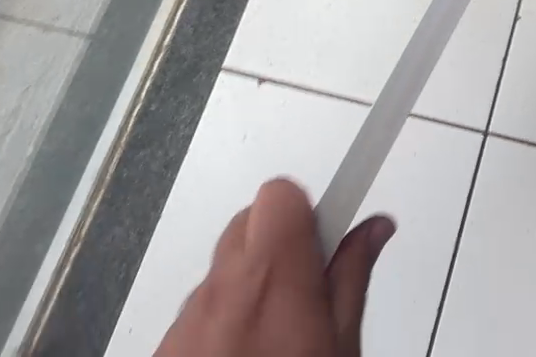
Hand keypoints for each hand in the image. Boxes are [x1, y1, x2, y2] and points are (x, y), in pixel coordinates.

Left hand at [155, 178, 394, 356]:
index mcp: (273, 279)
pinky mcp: (159, 356)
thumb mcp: (343, 351)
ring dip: (250, 285)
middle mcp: (220, 291)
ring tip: (275, 343)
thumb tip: (376, 226)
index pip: (281, 194)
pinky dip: (220, 324)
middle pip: (248, 224)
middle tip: (309, 289)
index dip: (307, 206)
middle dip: (281, 241)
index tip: (329, 232)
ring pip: (221, 272)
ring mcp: (182, 327)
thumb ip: (353, 278)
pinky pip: (196, 316)